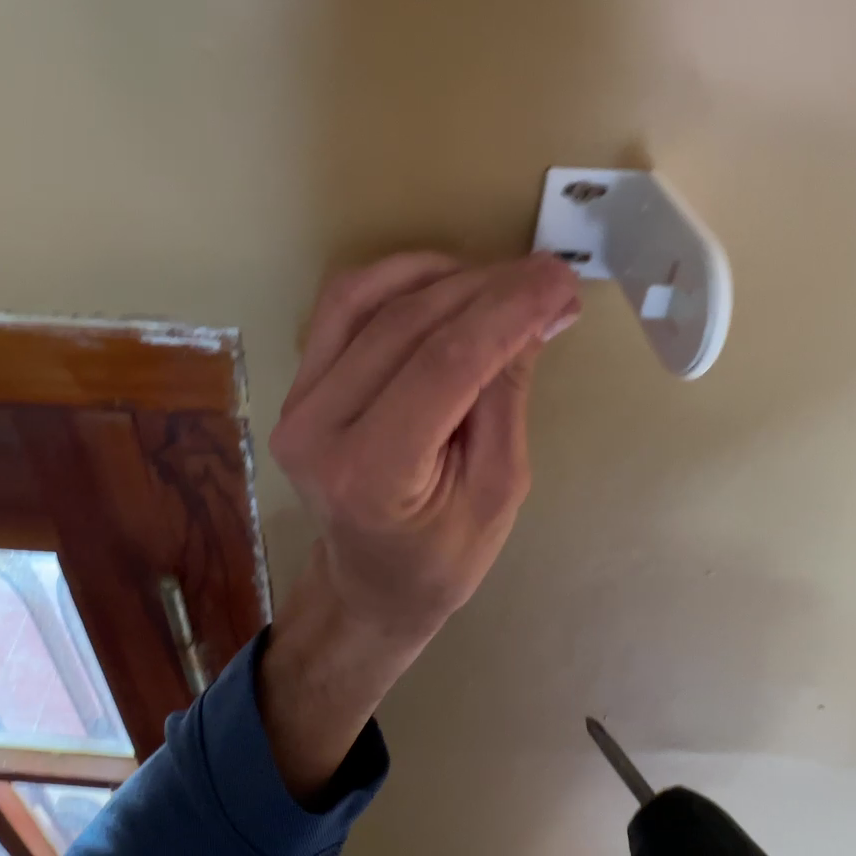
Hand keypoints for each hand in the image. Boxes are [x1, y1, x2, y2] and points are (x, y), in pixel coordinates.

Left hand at [258, 252, 580, 802]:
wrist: (367, 582)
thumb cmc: (441, 557)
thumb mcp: (499, 491)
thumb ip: (506, 397)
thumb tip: (534, 309)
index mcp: (370, 474)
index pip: (443, 365)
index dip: (506, 310)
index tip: (559, 278)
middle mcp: (317, 427)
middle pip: (405, 323)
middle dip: (486, 287)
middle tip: (547, 277)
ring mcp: (296, 400)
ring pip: (365, 297)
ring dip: (440, 273)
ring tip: (501, 281)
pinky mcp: (298, 382)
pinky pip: (344, 305)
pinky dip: (399, 280)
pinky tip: (447, 283)